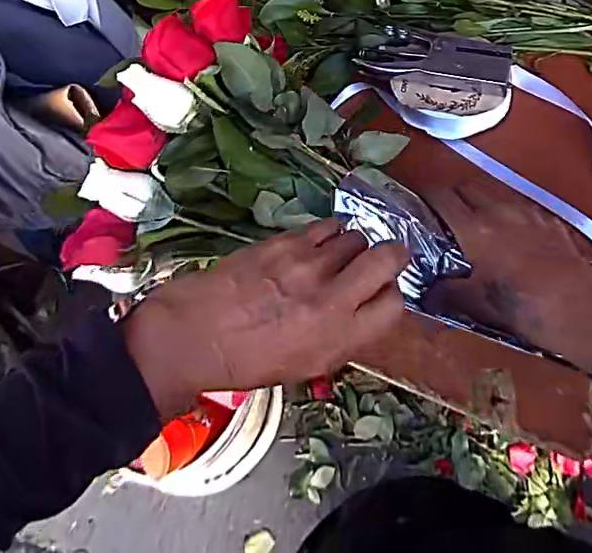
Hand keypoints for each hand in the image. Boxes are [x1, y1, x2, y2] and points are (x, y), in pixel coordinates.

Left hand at [122, 219, 408, 414]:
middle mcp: (331, 297)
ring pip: (355, 236)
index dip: (392, 294)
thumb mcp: (307, 364)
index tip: (382, 291)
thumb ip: (343, 335)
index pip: (393, 304)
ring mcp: (308, 264)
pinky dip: (329, 233)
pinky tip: (319, 243)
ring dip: (355, 244)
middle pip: (386, 258)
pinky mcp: (285, 241)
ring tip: (340, 254)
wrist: (197, 332)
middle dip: (393, 254)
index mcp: (339, 337)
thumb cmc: (250, 359)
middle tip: (386, 256)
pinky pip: (325, 226)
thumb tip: (363, 307)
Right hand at [418, 178, 591, 367]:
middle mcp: (497, 210)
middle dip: (450, 192)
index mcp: (474, 228)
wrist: (584, 310)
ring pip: (492, 189)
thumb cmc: (525, 307)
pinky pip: (519, 202)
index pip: (441, 195)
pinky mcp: (549, 218)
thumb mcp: (479, 305)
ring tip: (474, 217)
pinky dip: (506, 208)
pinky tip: (511, 228)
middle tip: (442, 210)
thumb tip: (426, 292)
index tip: (416, 199)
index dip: (425, 193)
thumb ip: (448, 293)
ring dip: (477, 196)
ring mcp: (526, 211)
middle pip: (465, 185)